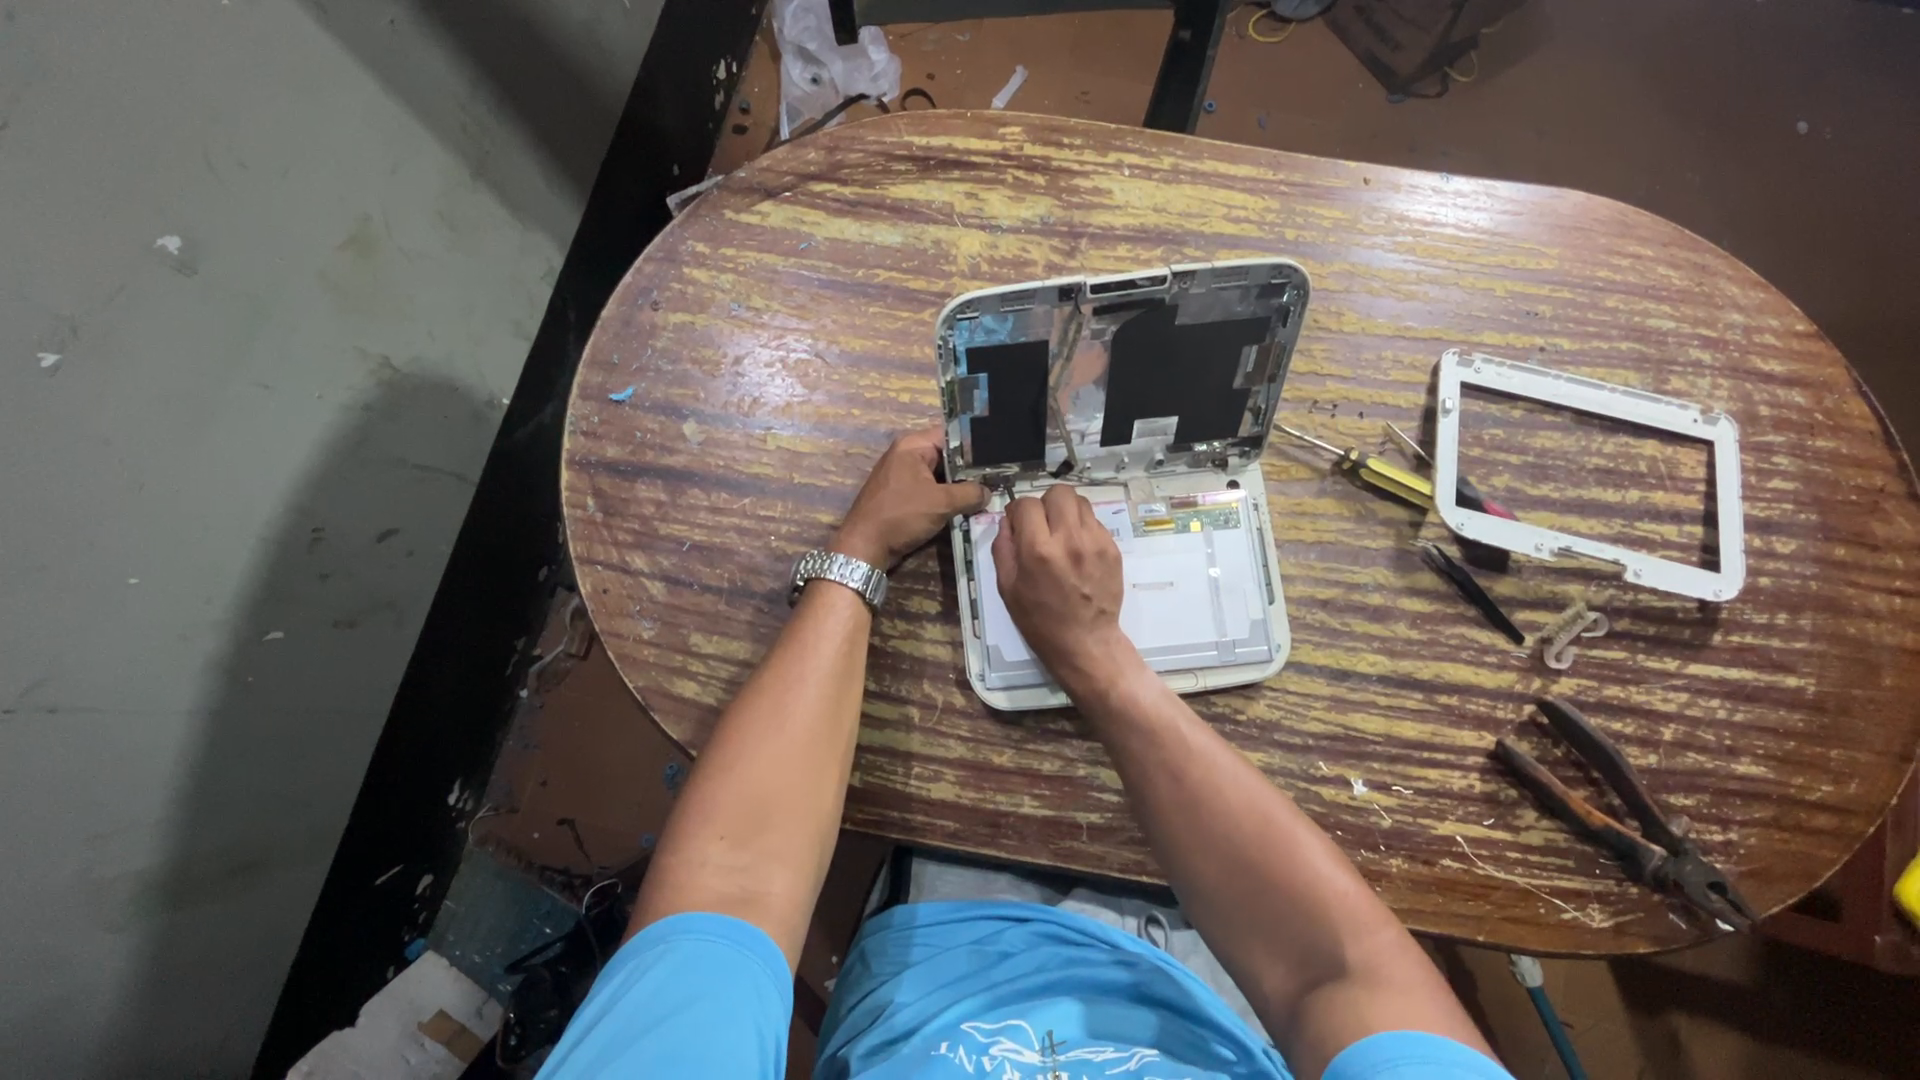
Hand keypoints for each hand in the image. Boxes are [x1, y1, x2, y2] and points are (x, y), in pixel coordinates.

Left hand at [831, 425, 987, 567]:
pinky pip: (930, 490)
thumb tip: (988, 492)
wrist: (865, 546)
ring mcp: (903, 475)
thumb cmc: (901, 515)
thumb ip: (969, 493)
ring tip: (987, 492)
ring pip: (940, 475)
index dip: (975, 445)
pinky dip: (946, 497)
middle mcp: (907, 455)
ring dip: (959, 486)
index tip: (998, 457)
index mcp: (913, 445)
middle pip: (947, 455)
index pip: (951, 435)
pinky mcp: (902, 495)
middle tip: (997, 478)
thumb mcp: (941, 503)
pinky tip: (966, 507)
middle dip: (970, 469)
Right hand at [990, 484, 1137, 692]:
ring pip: (1080, 502)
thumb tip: (1007, 522)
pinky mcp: (1112, 548)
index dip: (1018, 511)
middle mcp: (1069, 539)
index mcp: (1038, 550)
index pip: (1026, 504)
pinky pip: (1095, 522)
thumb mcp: (1007, 588)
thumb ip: (1003, 549)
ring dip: (1066, 512)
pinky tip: (1077, 550)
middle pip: (1058, 493)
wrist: (1085, 642)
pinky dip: (1082, 528)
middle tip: (1042, 525)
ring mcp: (1095, 542)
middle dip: (1045, 504)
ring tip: (1061, 534)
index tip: (1018, 525)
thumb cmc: (1040, 620)